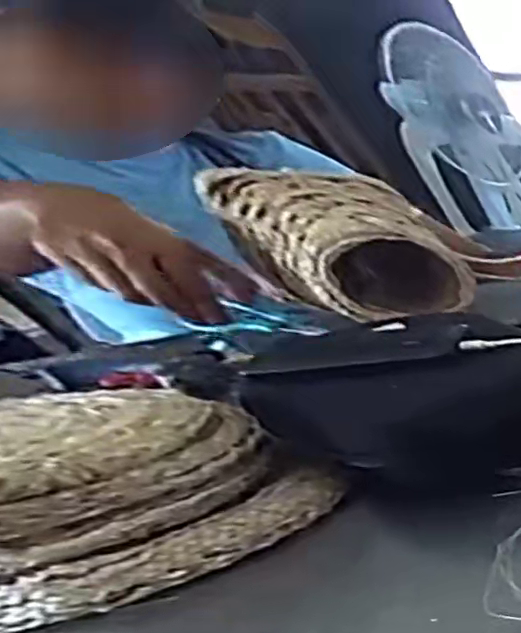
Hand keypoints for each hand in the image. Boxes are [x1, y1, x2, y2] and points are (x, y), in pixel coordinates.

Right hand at [2, 182, 257, 322]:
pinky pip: (101, 287)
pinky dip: (118, 290)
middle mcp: (125, 246)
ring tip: (162, 296)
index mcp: (158, 239)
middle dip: (184, 308)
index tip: (222, 320)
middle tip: (199, 318)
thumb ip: (211, 266)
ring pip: (133, 294)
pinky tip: (121, 280)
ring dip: (152, 300)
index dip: (207, 302)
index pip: (188, 277)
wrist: (48, 206)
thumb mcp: (171, 239)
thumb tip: (254, 294)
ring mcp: (91, 251)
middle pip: (161, 293)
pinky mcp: (63, 257)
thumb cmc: (127, 225)